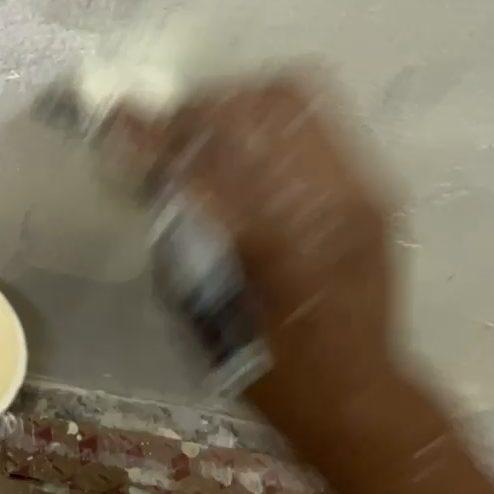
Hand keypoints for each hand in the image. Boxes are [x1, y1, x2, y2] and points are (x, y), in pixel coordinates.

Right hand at [104, 72, 401, 435]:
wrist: (359, 392)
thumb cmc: (266, 364)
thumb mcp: (200, 304)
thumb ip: (177, 227)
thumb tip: (151, 167)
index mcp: (271, 245)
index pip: (201, 158)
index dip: (152, 131)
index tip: (119, 117)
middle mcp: (321, 206)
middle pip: (250, 110)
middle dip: (197, 110)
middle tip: (172, 133)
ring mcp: (356, 190)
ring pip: (289, 100)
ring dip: (236, 105)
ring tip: (213, 129)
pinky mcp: (374, 188)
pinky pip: (317, 120)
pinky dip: (272, 118)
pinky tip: (252, 142)